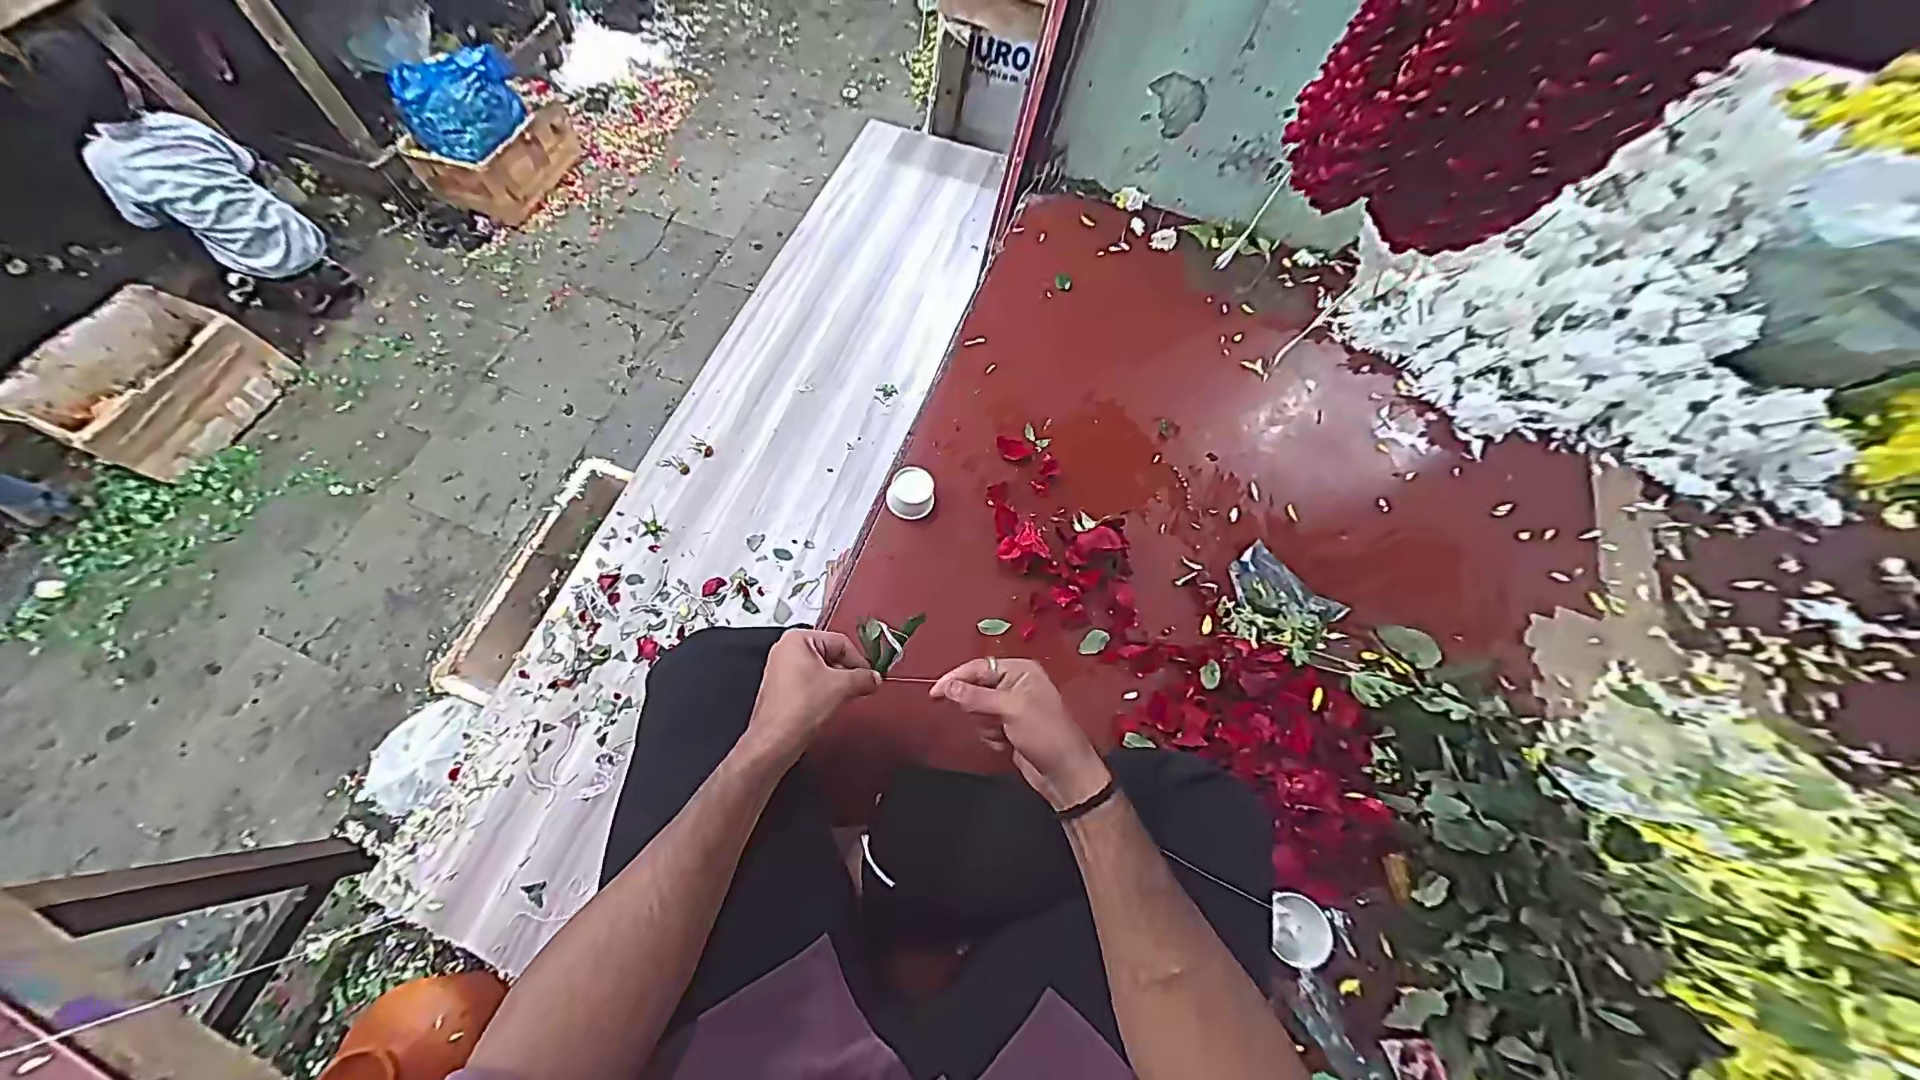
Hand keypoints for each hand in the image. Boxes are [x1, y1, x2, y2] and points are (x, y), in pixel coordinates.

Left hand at [744, 629, 880, 760]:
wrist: (776, 741)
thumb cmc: (798, 708)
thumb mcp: (842, 686)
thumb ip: (863, 677)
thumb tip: (873, 677)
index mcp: (797, 639)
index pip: (840, 642)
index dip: (858, 659)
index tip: (869, 674)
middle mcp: (786, 651)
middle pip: (830, 655)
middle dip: (848, 673)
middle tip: (861, 686)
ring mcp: (781, 670)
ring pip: (821, 671)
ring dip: (837, 684)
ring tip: (845, 697)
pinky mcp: (782, 689)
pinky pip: (810, 683)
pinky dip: (824, 691)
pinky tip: (830, 704)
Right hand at [930, 658, 1110, 810]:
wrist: (1064, 773)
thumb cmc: (1044, 733)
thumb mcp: (1010, 709)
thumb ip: (976, 696)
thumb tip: (948, 686)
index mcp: (1020, 670)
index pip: (978, 667)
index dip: (955, 679)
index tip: (934, 694)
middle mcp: (1015, 683)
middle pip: (975, 689)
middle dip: (977, 708)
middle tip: (993, 720)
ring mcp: (1012, 706)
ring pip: (977, 710)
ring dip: (985, 725)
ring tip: (1003, 734)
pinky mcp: (1008, 727)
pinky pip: (984, 726)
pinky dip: (990, 736)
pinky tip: (1005, 744)